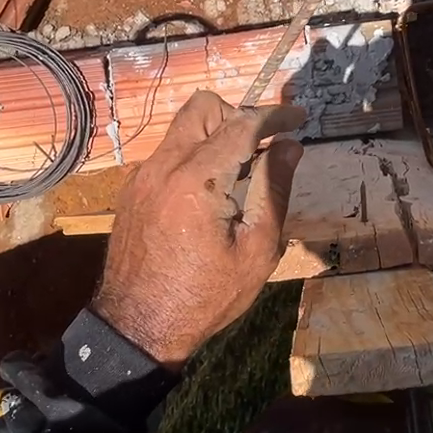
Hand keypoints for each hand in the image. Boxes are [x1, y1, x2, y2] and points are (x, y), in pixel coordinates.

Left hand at [91, 91, 305, 368]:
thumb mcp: (257, 249)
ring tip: (238, 170)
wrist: (139, 325)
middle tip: (261, 145)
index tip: (298, 119)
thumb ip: (274, 190)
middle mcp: (166, 165)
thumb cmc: (206, 295)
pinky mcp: (133, 188)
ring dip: (215, 133)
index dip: (276, 116)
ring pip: (183, 126)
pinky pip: (169, 152)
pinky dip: (195, 154)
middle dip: (238, 114)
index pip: (243, 123)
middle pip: (204, 106)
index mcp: (200, 179)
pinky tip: (209, 192)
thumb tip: (289, 147)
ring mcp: (144, 174)